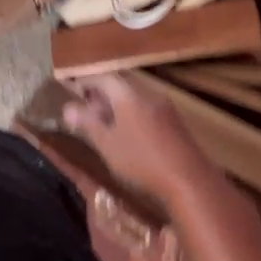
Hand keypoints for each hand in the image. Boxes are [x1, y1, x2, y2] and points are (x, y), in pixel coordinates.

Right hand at [61, 73, 219, 210]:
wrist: (193, 184)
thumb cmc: (142, 161)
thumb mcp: (107, 144)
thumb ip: (87, 123)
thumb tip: (67, 108)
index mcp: (128, 95)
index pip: (103, 77)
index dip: (86, 81)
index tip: (72, 89)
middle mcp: (148, 95)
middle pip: (121, 85)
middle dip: (102, 94)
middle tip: (88, 109)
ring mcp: (166, 110)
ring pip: (136, 98)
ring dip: (119, 106)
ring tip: (107, 124)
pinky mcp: (178, 125)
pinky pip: (149, 110)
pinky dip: (134, 115)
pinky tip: (131, 136)